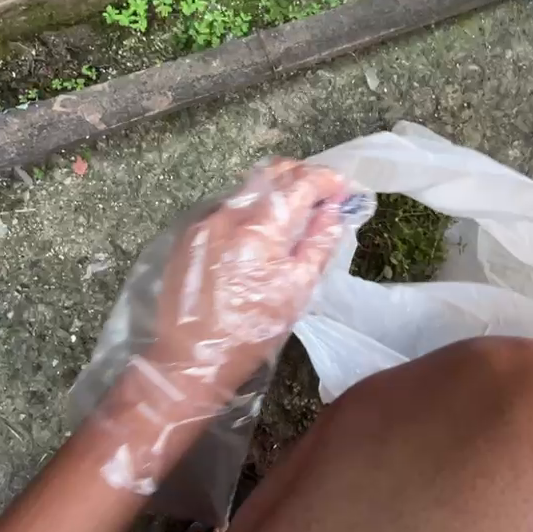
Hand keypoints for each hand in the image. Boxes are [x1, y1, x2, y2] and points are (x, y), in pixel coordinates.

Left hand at [143, 158, 353, 409]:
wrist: (189, 359)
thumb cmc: (251, 331)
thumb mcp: (297, 290)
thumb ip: (319, 243)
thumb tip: (335, 210)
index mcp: (260, 227)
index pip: (300, 182)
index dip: (327, 180)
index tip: (343, 188)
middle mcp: (230, 212)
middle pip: (273, 173)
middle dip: (303, 177)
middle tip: (323, 196)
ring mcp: (206, 218)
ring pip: (250, 186)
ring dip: (277, 192)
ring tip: (294, 215)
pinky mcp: (190, 229)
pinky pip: (229, 205)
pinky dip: (252, 208)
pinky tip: (260, 233)